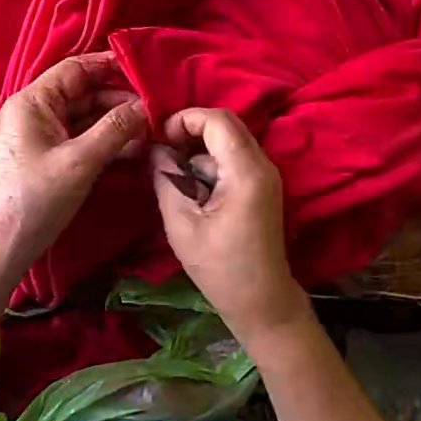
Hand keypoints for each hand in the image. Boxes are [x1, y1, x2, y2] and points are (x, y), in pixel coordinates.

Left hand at [0, 53, 147, 277]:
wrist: (0, 249)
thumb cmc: (34, 198)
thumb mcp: (79, 161)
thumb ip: (115, 130)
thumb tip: (145, 108)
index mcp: (32, 102)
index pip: (75, 69)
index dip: (109, 66)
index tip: (146, 71)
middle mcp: (35, 113)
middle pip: (83, 94)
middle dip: (120, 101)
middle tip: (157, 111)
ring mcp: (41, 138)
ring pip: (86, 120)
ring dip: (117, 125)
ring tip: (153, 132)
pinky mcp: (48, 160)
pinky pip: (82, 141)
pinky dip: (106, 144)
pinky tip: (135, 151)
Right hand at [149, 108, 310, 338]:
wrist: (262, 300)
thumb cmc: (220, 267)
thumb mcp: (182, 224)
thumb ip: (166, 180)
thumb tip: (154, 150)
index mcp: (246, 171)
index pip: (217, 119)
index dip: (184, 120)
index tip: (159, 139)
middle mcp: (263, 165)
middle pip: (226, 125)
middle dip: (190, 131)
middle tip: (163, 152)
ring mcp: (266, 175)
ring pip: (229, 142)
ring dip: (199, 150)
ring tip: (173, 176)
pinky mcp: (263, 187)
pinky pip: (234, 160)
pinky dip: (211, 165)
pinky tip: (193, 191)